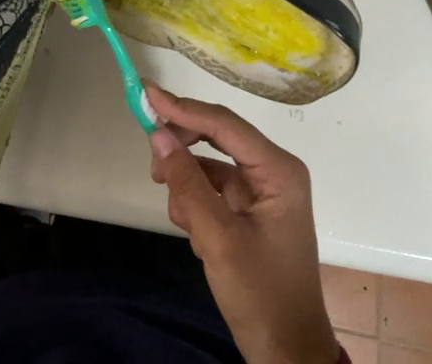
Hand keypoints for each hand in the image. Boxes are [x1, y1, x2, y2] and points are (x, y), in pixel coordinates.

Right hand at [147, 86, 337, 363]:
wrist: (286, 351)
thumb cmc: (259, 292)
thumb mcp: (217, 237)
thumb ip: (187, 183)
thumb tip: (158, 135)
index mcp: (278, 170)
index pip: (224, 124)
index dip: (183, 108)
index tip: (145, 93)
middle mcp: (273, 171)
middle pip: (216, 138)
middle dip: (183, 151)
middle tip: (153, 169)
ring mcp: (261, 191)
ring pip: (208, 166)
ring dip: (188, 188)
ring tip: (186, 224)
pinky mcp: (249, 211)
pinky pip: (211, 189)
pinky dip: (195, 205)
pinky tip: (195, 235)